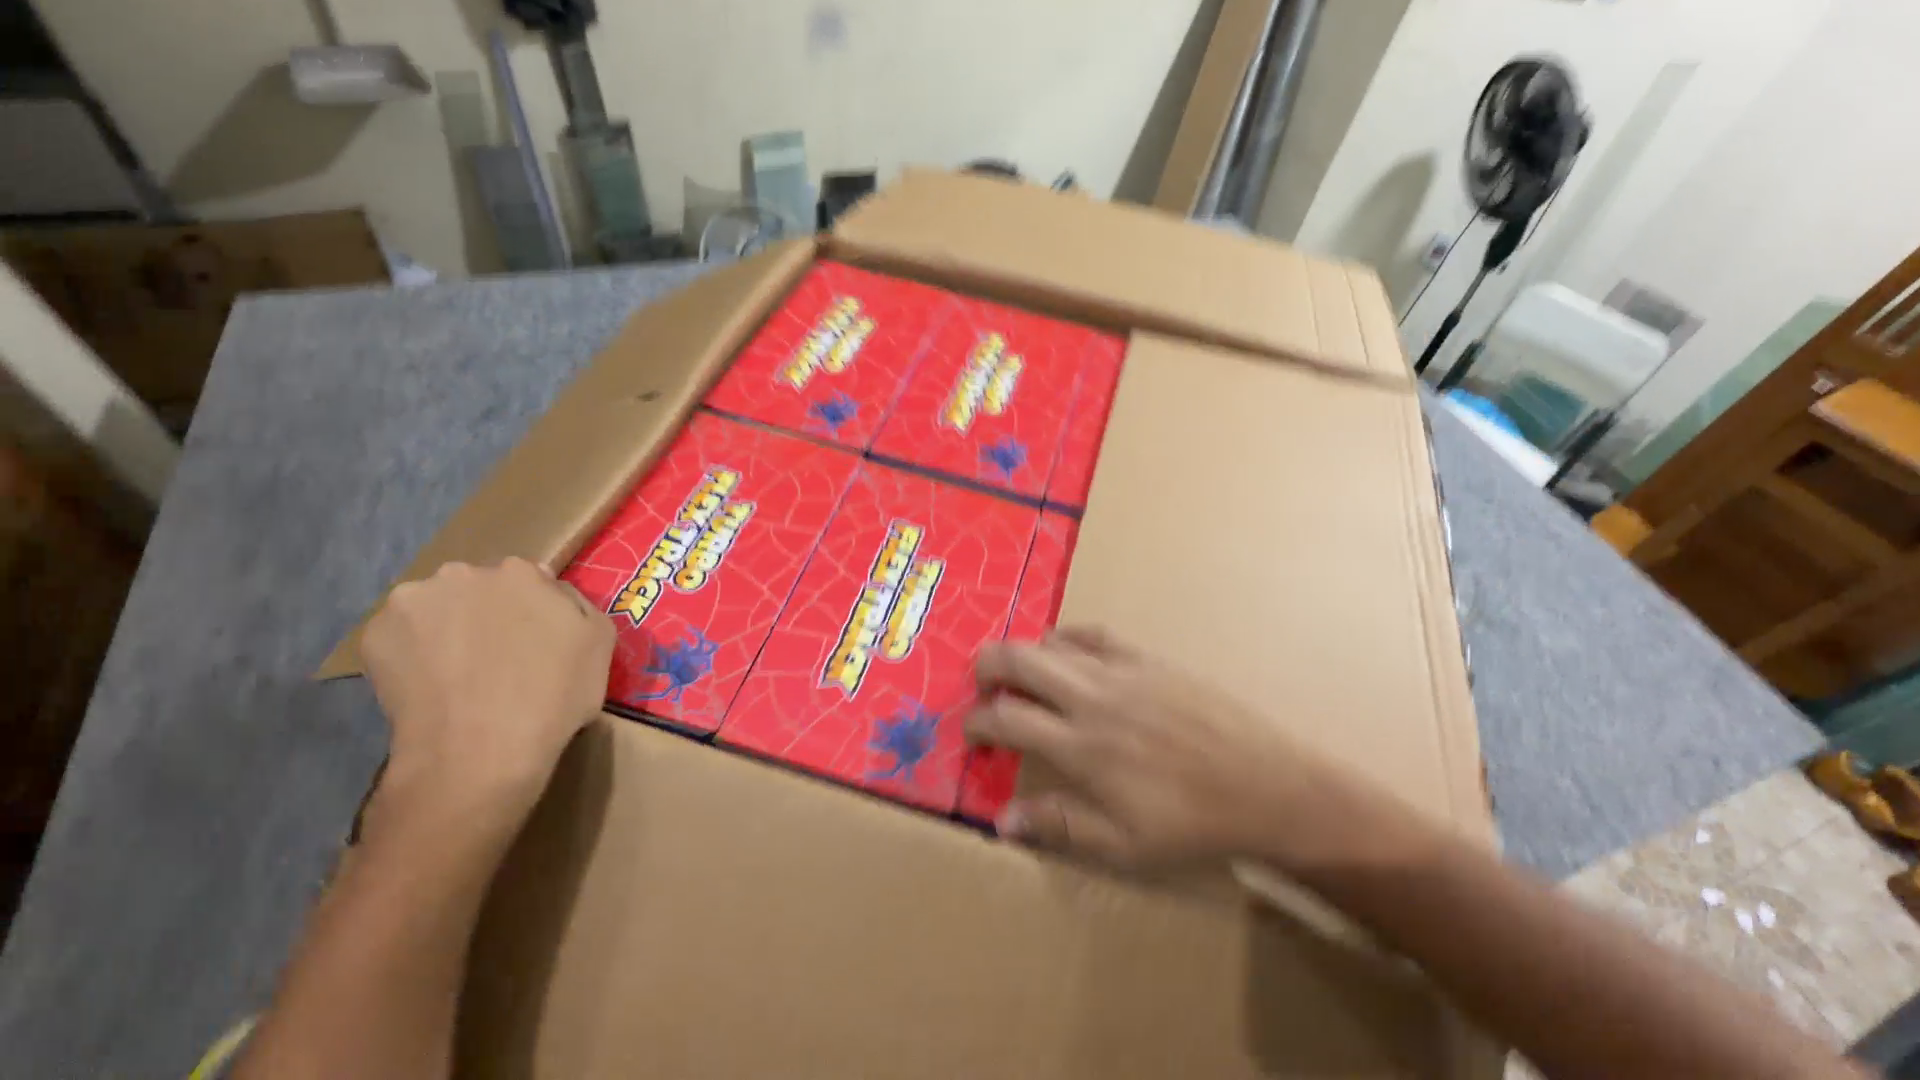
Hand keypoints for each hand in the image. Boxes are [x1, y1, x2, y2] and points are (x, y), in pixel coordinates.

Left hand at [360, 559, 613, 823]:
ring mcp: (412, 602)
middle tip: (493, 659)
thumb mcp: (599, 645)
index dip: (531, 612)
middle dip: (483, 614)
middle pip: (476, 589)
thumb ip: (576, 606)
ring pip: (433, 610)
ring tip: (455, 676)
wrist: (481, 751)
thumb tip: (552, 596)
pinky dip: (410, 655)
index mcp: (520, 572)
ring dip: (443, 630)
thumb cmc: (553, 697)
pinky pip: (399, 639)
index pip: (528, 580)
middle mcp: (462, 573)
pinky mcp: (374, 636)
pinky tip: (428, 687)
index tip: (533, 642)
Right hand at [965, 628, 1403, 870]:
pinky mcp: (1151, 660)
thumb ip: (1058, 826)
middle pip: (1017, 660)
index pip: (1005, 719)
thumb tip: (1000, 821)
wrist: (1268, 788)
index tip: (972, 735)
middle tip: (981, 689)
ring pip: (1051, 643)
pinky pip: (1095, 635)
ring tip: (1017, 675)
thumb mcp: (1123, 845)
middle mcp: (1092, 699)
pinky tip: (1064, 652)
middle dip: (985, 669)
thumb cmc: (1192, 825)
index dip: (976, 724)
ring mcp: (1123, 672)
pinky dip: (1067, 638)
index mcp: (1080, 748)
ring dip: (1023, 654)